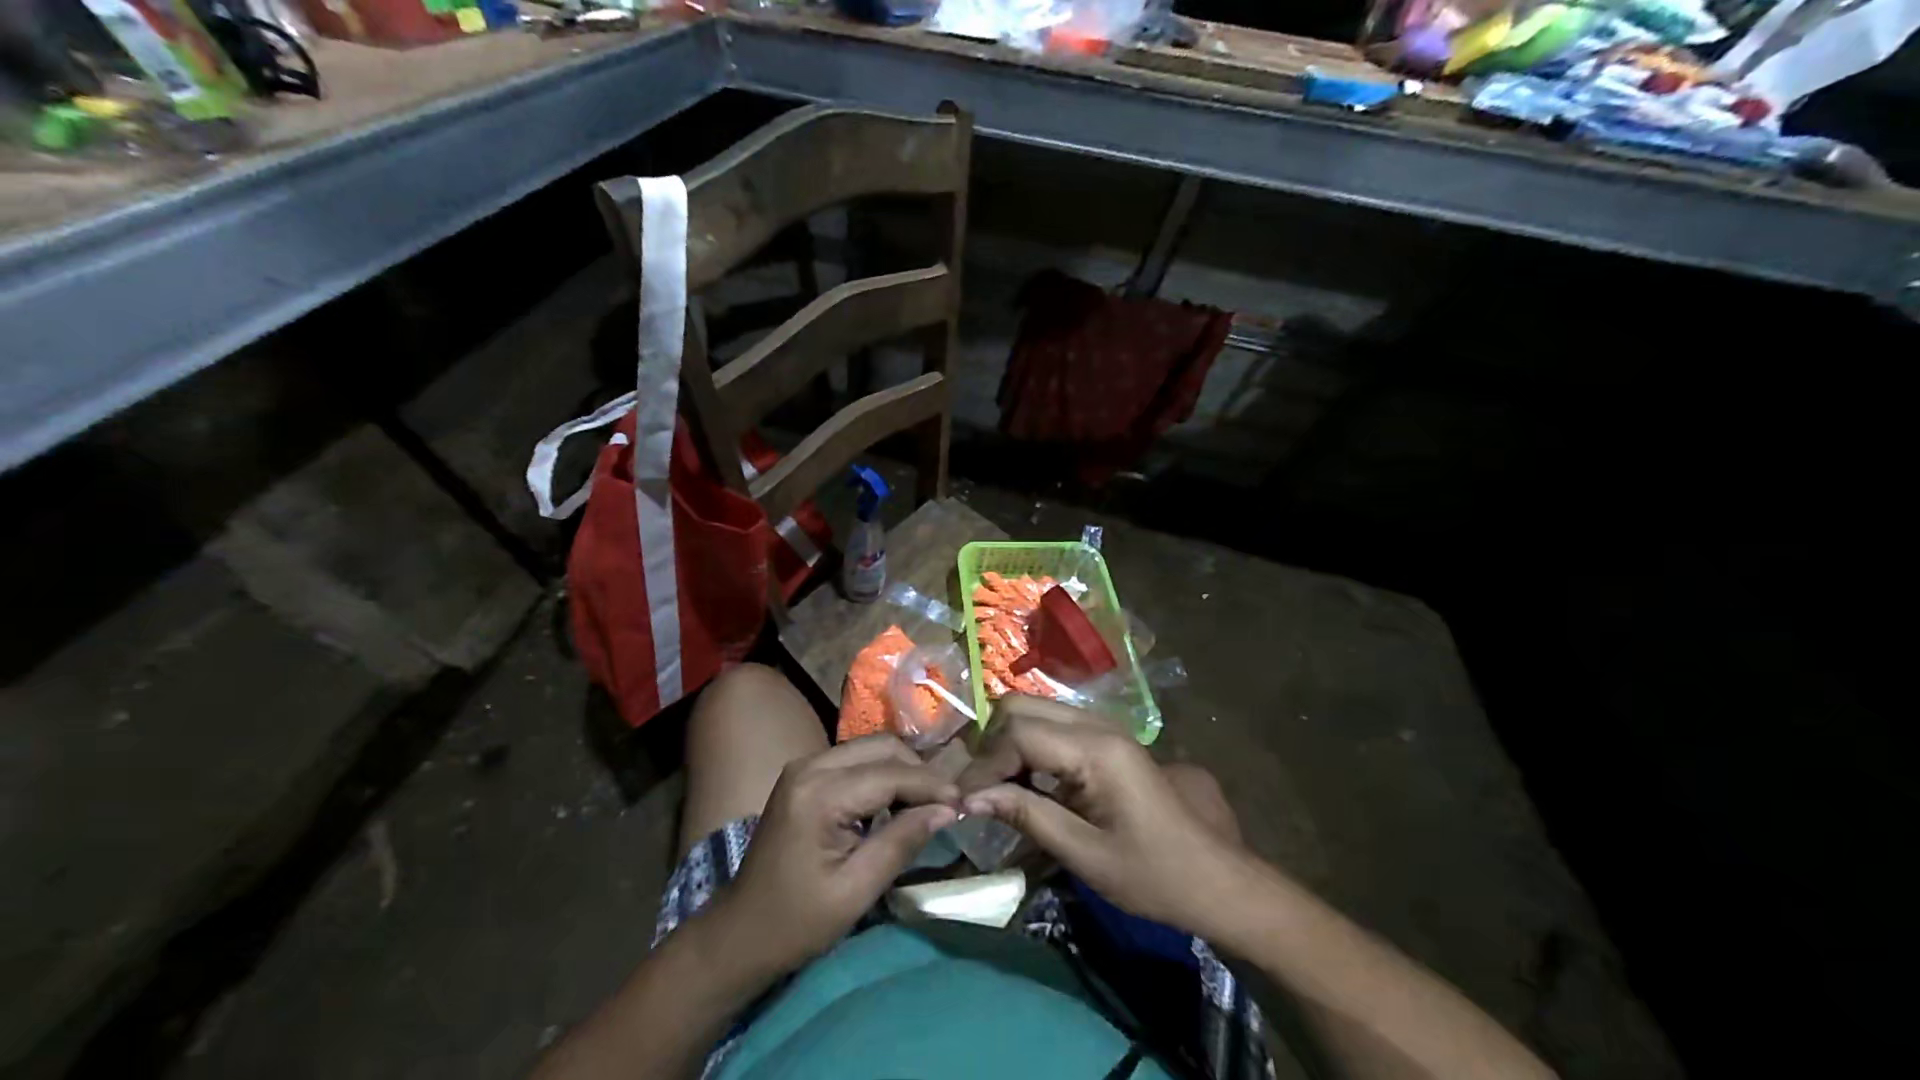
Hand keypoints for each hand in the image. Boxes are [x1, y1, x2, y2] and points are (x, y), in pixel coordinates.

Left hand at [709, 735, 958, 975]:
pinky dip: (881, 774)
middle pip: (883, 747)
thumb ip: (902, 841)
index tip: (966, 803)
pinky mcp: (804, 775)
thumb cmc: (797, 921)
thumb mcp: (857, 889)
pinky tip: (894, 804)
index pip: (892, 773)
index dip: (933, 785)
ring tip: (927, 805)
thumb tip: (949, 809)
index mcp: (819, 794)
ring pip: (871, 748)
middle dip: (920, 772)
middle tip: (947, 805)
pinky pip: (855, 760)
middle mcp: (810, 766)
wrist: (740, 932)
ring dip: (902, 771)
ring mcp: (804, 766)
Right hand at [957, 696, 1249, 935]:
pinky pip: (1051, 728)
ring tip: (993, 789)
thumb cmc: (1154, 874)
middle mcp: (1097, 724)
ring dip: (1006, 744)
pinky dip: (1027, 748)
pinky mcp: (1105, 740)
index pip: (1018, 734)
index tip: (962, 802)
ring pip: (1033, 712)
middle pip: (1020, 707)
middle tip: (976, 791)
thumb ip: (1026, 815)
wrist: (1216, 877)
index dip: (984, 765)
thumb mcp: (1084, 853)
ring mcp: (1103, 728)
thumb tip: (969, 799)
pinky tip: (1023, 784)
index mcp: (1096, 749)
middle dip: (990, 745)